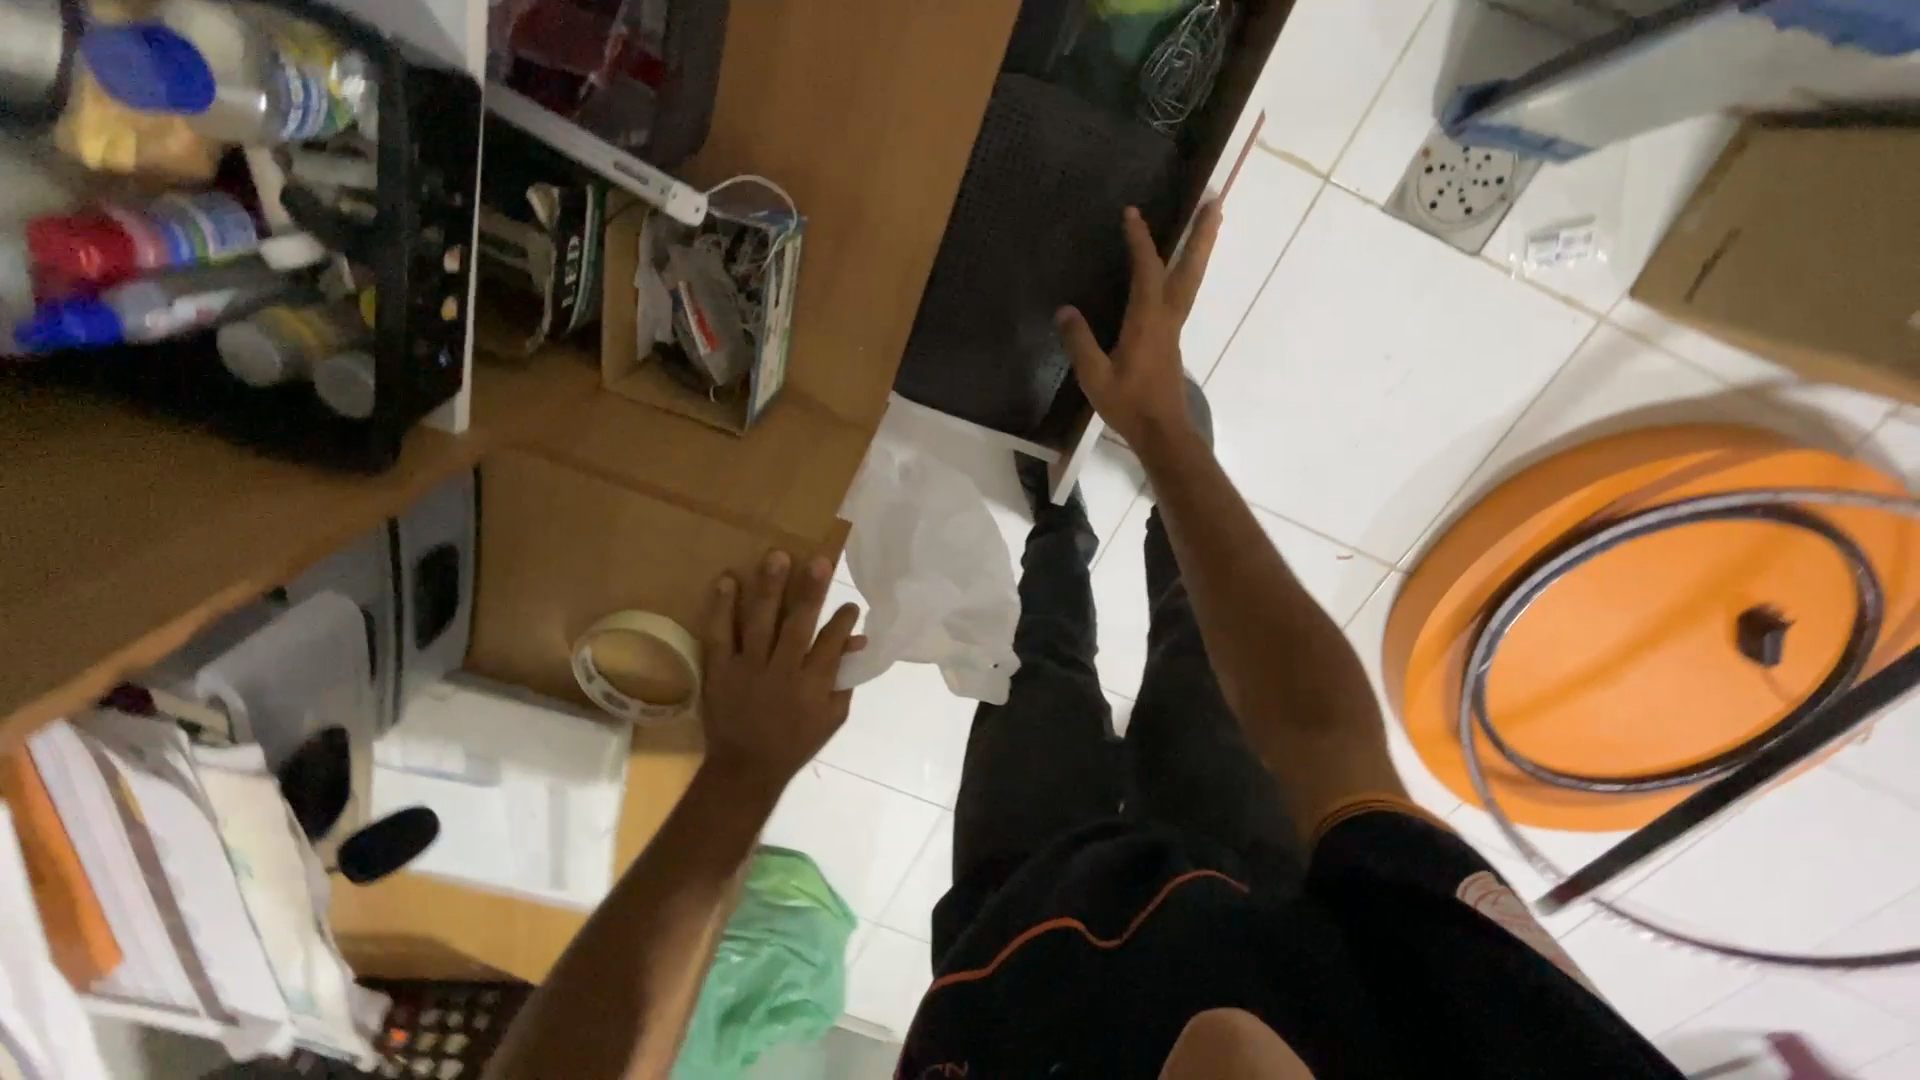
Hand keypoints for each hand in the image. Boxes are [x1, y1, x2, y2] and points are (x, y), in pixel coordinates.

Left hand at [698, 551, 862, 797]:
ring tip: (776, 556)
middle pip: (798, 625)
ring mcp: (748, 669)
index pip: (831, 644)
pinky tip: (727, 580)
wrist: (745, 768)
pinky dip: (722, 607)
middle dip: (810, 591)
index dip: (843, 621)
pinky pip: (719, 634)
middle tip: (818, 560)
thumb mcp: (831, 716)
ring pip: (759, 622)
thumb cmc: (795, 742)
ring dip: (769, 588)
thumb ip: (844, 678)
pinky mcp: (719, 670)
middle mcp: (782, 672)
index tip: (850, 603)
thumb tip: (857, 642)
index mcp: (812, 685)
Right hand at [1057, 201, 1221, 448]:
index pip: (1146, 271)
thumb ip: (1080, 342)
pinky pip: (1182, 296)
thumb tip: (1065, 311)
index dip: (1139, 241)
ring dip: (1200, 251)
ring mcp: (1173, 330)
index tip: (1132, 213)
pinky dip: (1185, 273)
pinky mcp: (1172, 342)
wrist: (1162, 432)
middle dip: (1201, 235)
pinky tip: (1176, 273)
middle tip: (1216, 202)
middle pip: (1189, 269)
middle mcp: (1167, 318)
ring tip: (1210, 224)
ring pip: (1191, 281)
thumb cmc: (1129, 405)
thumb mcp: (1095, 376)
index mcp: (1147, 321)